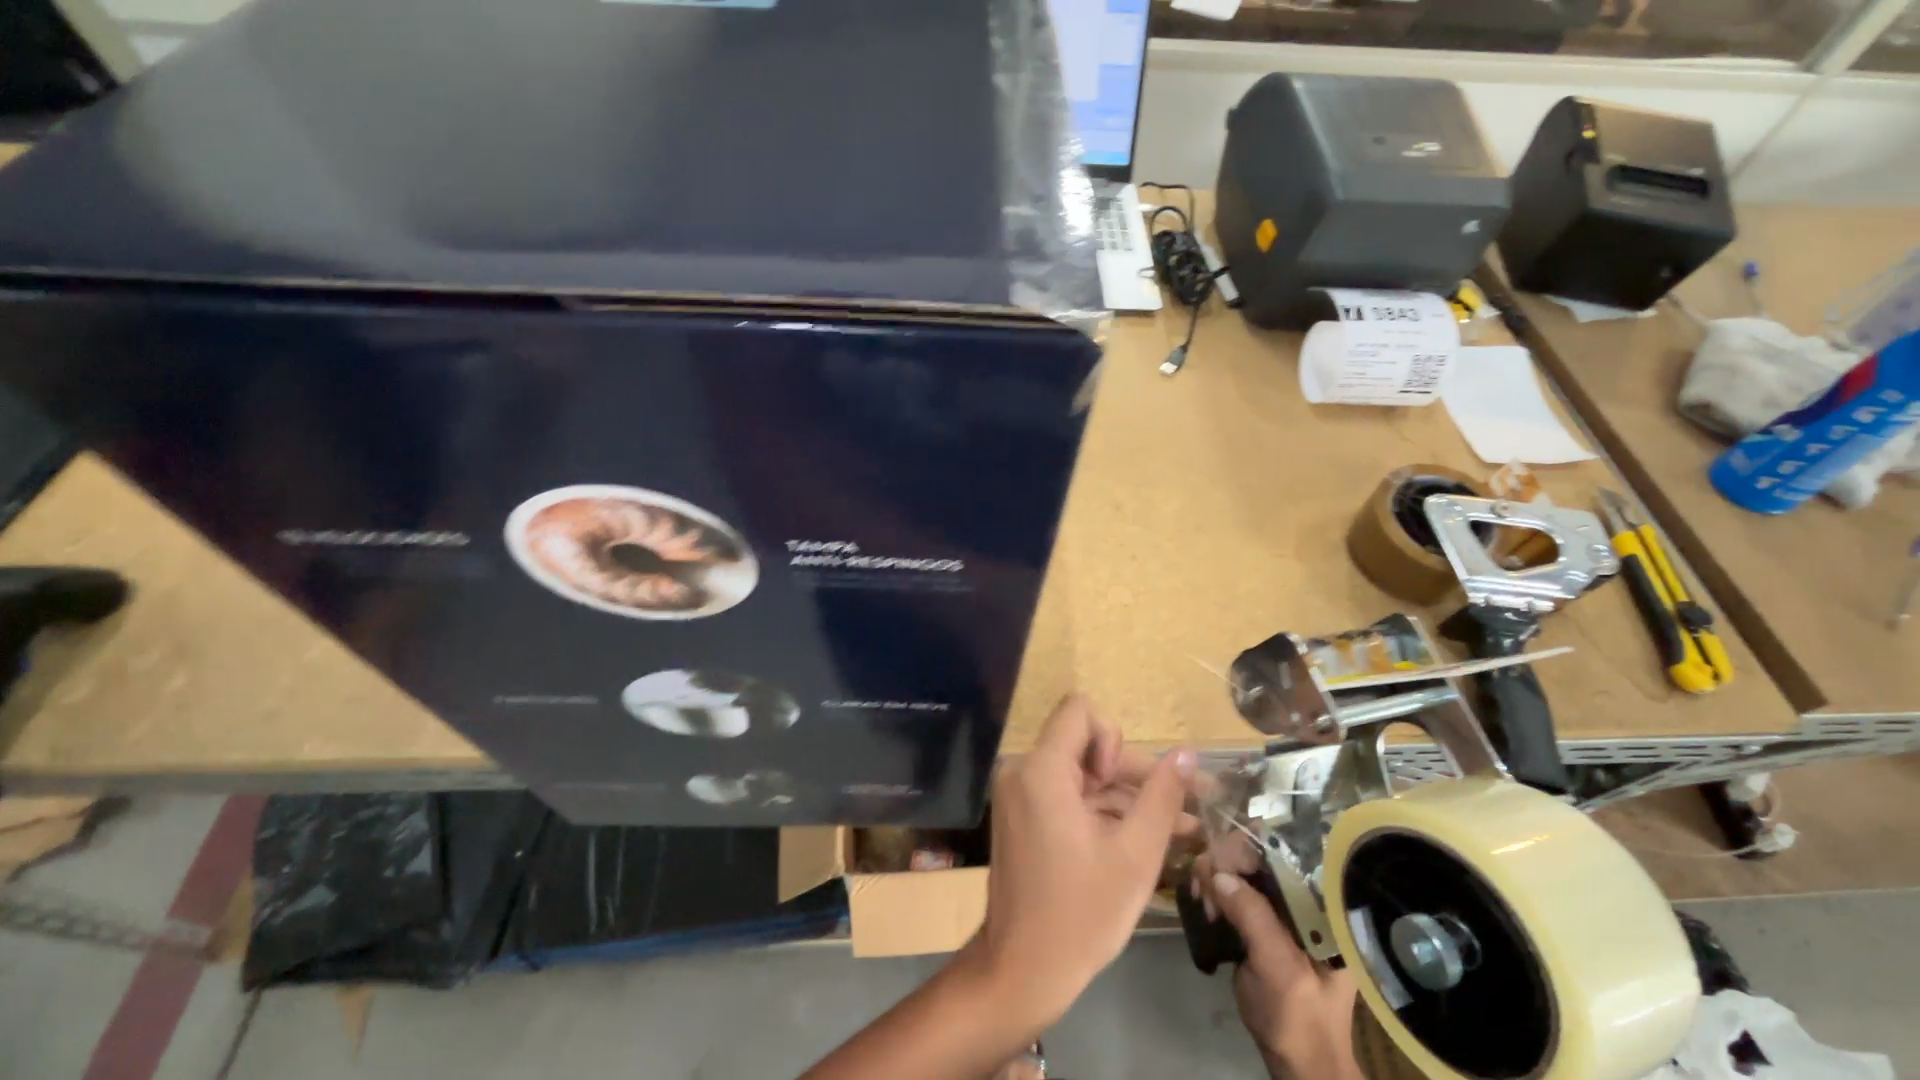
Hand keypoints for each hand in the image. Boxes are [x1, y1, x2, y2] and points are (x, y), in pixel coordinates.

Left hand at [974, 695, 1197, 1027]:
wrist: (1023, 969)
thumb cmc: (1081, 913)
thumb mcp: (1136, 854)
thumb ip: (1163, 796)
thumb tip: (1187, 753)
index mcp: (1041, 771)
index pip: (1080, 711)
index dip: (1114, 740)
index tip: (1123, 787)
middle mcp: (1023, 773)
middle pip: (1087, 748)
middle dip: (1136, 776)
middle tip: (1189, 806)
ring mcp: (1021, 798)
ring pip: (1084, 777)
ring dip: (1128, 800)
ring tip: (1185, 829)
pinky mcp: (1025, 820)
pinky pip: (1070, 800)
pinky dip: (1104, 815)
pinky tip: (1150, 839)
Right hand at [1200, 861, 1362, 1079]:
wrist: (1301, 1064)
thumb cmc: (1298, 1019)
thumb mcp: (1278, 967)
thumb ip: (1254, 918)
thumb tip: (1217, 874)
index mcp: (1325, 903)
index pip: (1288, 850)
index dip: (1249, 847)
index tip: (1216, 865)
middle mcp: (1310, 897)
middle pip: (1262, 855)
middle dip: (1226, 863)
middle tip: (1203, 888)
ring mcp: (1287, 910)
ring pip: (1246, 870)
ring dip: (1217, 878)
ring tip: (1203, 902)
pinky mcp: (1267, 924)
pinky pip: (1239, 892)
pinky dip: (1217, 892)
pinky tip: (1205, 903)